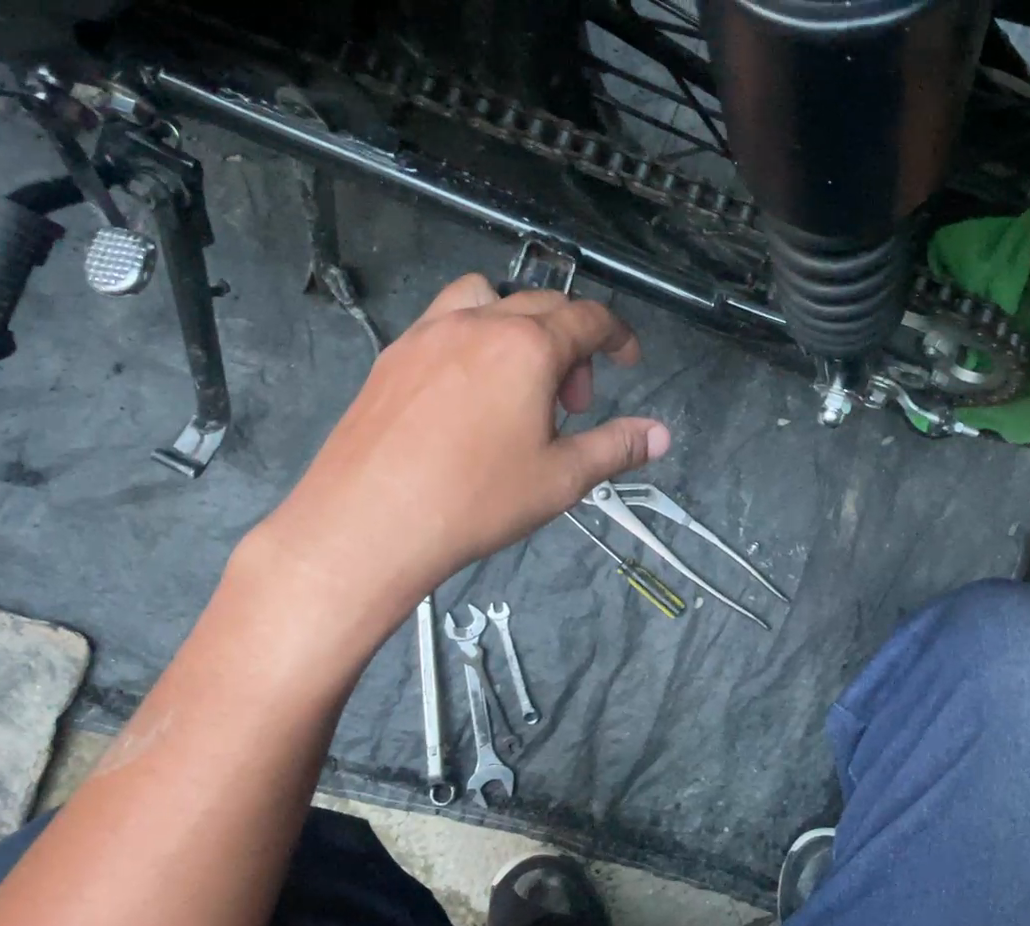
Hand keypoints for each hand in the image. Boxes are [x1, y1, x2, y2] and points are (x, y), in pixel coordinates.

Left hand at [249, 274, 669, 631]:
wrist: (368, 523)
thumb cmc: (477, 500)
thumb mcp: (562, 478)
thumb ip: (617, 447)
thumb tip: (661, 434)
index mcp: (528, 347)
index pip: (588, 318)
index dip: (618, 336)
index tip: (628, 360)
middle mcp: (478, 324)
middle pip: (542, 306)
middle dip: (573, 343)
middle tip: (574, 403)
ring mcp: (428, 334)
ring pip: (487, 298)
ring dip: (518, 325)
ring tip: (519, 380)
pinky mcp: (393, 355)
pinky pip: (445, 321)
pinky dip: (473, 336)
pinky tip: (469, 393)